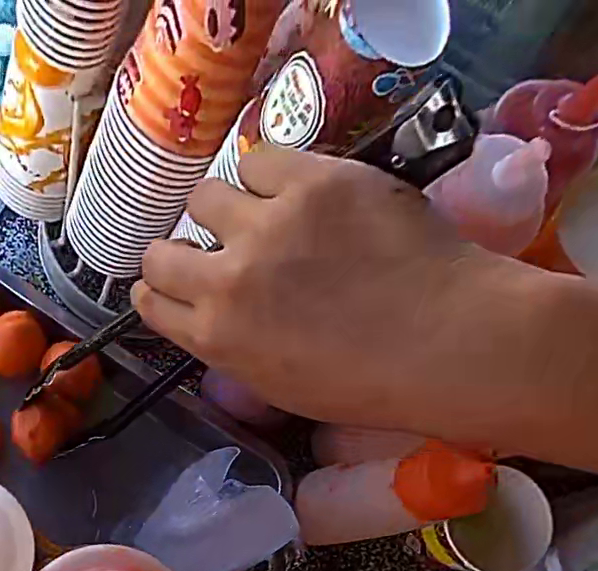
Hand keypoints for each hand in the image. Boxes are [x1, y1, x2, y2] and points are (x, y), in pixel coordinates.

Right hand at [135, 144, 532, 435]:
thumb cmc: (358, 381)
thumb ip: (224, 342)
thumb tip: (208, 312)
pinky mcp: (316, 183)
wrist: (447, 343)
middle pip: (159, 252)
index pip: (150, 299)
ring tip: (253, 215)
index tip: (174, 285)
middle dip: (175, 252)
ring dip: (219, 210)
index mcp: (213, 337)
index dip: (158, 289)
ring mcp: (268, 227)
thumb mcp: (267, 382)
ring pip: (202, 198)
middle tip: (207, 250)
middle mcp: (226, 281)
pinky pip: (260, 161)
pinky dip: (265, 176)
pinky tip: (288, 191)